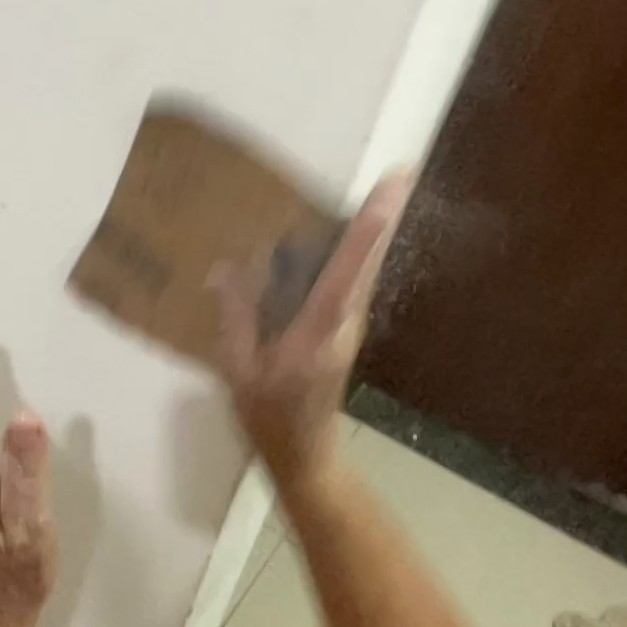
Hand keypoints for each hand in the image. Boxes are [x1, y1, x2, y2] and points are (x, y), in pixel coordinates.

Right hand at [210, 172, 411, 496]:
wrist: (305, 455)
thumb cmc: (268, 417)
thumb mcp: (239, 371)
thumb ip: (234, 318)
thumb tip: (225, 267)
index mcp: (316, 333)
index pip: (346, 270)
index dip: (369, 228)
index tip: (392, 189)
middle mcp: (344, 324)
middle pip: (368, 262)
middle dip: (385, 217)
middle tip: (400, 171)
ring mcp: (349, 328)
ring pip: (364, 271)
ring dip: (372, 232)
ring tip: (377, 190)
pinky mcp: (345, 331)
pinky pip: (351, 282)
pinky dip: (353, 253)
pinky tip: (336, 236)